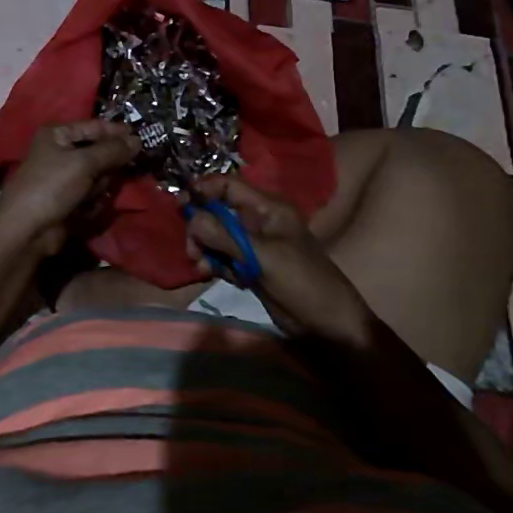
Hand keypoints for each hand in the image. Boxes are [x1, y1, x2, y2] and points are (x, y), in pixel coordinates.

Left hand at [0, 121, 140, 253]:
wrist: (27, 228)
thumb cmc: (52, 185)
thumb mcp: (84, 162)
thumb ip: (112, 150)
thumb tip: (137, 140)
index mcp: (57, 134)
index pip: (94, 126)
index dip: (116, 132)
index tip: (142, 138)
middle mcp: (60, 152)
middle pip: (97, 151)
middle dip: (110, 162)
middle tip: (123, 169)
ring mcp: (63, 177)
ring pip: (97, 174)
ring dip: (102, 184)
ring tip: (94, 193)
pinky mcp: (68, 199)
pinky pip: (91, 193)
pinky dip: (94, 200)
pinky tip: (89, 208)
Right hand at [188, 174, 375, 346]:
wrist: (330, 327)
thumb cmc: (304, 282)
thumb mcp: (264, 257)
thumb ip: (226, 236)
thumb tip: (191, 217)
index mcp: (267, 208)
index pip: (228, 185)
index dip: (203, 190)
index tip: (182, 205)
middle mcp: (258, 221)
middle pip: (216, 211)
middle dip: (200, 227)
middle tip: (194, 249)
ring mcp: (253, 244)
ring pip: (215, 235)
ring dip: (204, 248)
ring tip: (202, 267)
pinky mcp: (249, 265)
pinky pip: (222, 255)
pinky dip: (213, 263)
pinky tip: (212, 275)